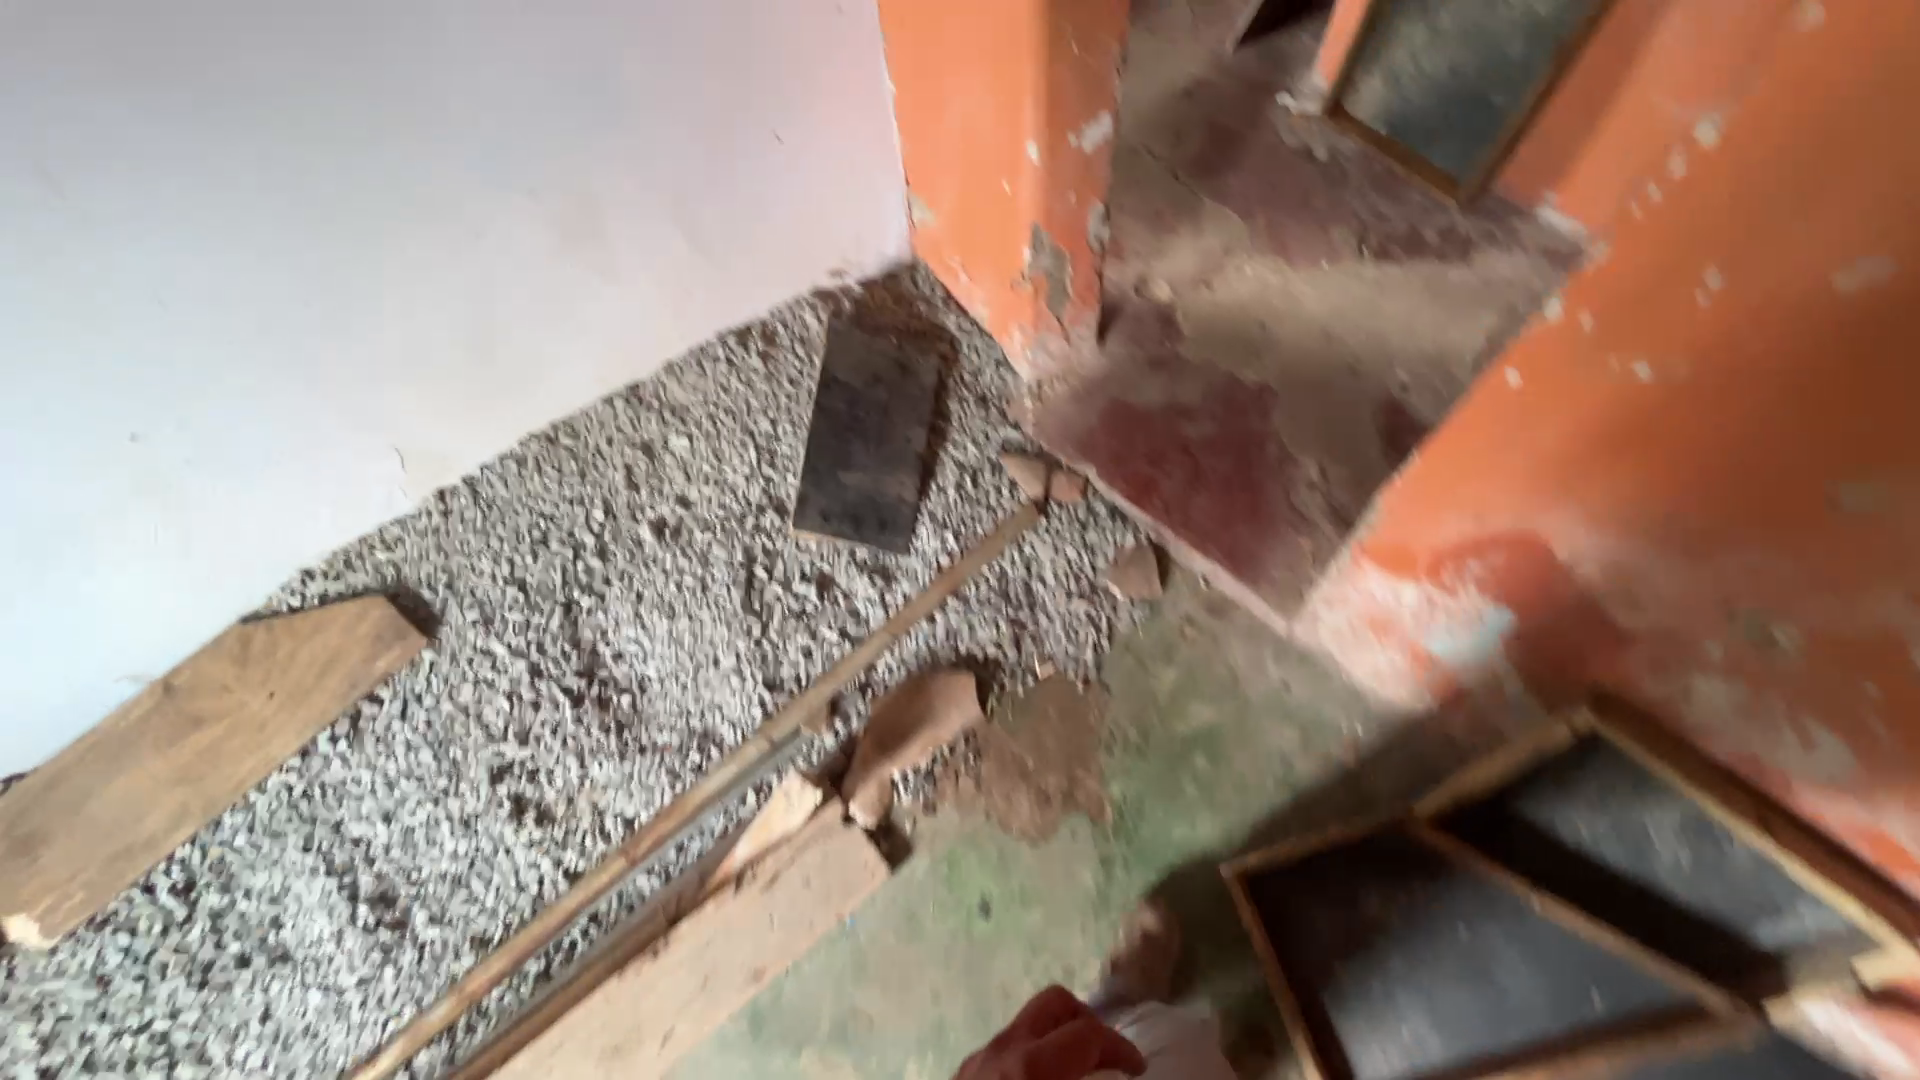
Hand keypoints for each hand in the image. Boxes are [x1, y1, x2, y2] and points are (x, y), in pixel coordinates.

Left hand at [952, 985, 1147, 1078]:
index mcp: (1032, 1068)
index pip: (1087, 1034)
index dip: (1120, 1048)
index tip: (1138, 1070)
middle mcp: (1003, 1050)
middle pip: (1054, 1003)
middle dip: (1087, 1022)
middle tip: (1106, 1058)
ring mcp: (979, 1059)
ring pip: (1027, 1024)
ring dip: (1057, 1040)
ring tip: (1075, 1077)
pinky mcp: (962, 1074)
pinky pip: (1006, 1048)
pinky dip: (1031, 1058)